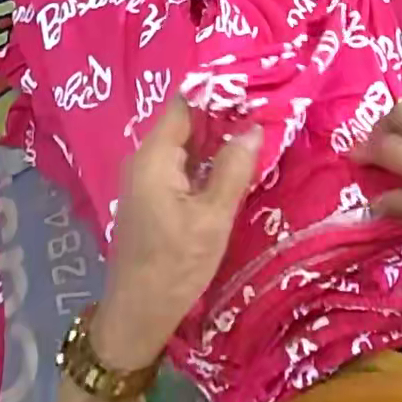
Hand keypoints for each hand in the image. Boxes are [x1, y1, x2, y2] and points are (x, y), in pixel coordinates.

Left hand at [90, 101, 260, 370]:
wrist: (137, 314)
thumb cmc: (174, 266)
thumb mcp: (213, 219)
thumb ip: (233, 169)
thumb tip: (254, 128)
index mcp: (155, 157)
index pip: (184, 104)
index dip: (217, 92)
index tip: (253, 87)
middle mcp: (145, 159)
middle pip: (185, 120)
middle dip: (223, 113)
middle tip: (264, 107)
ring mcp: (146, 177)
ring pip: (185, 143)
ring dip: (217, 136)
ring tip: (257, 128)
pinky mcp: (152, 194)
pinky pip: (182, 163)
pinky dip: (206, 158)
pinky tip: (234, 161)